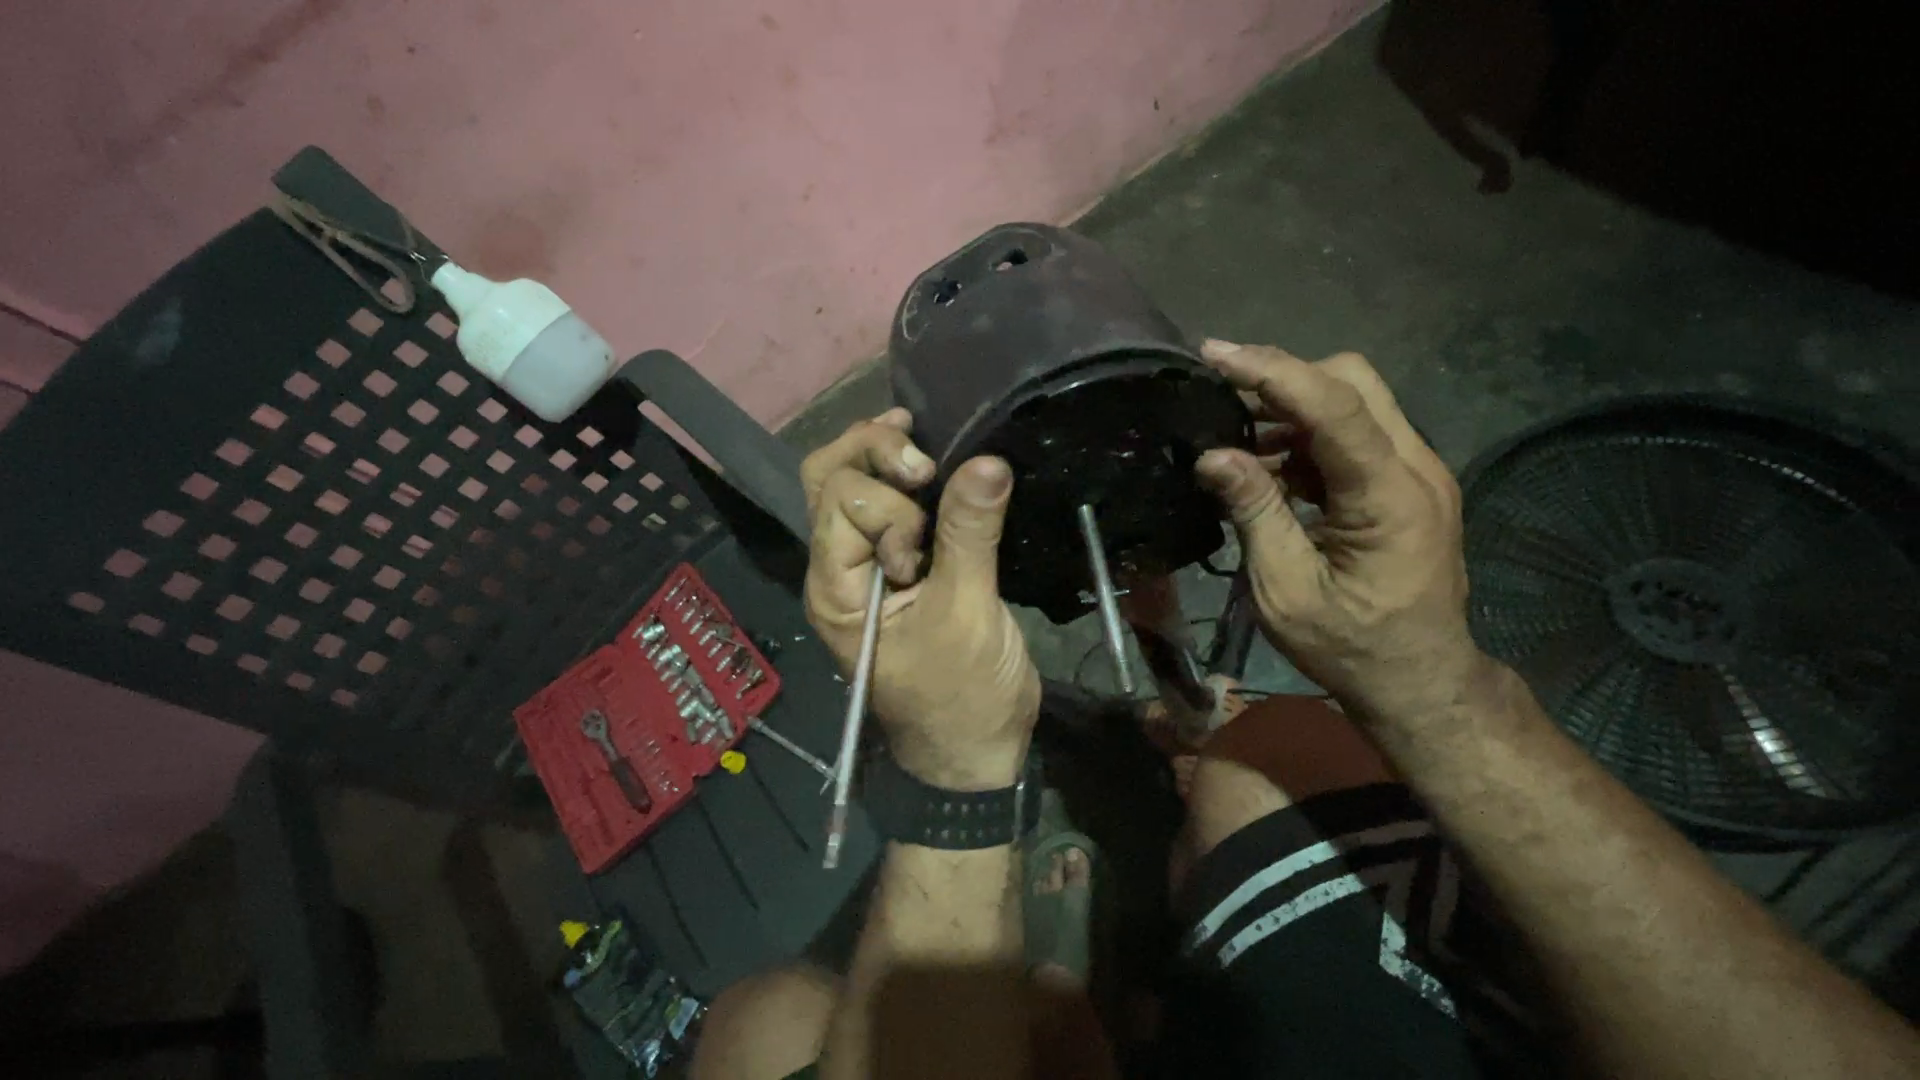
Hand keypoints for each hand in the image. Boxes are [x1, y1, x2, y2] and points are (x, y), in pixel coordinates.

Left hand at [801, 409, 1040, 789]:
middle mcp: (839, 570)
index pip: (839, 503)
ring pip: (852, 487)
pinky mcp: (901, 566)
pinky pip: (887, 507)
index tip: (925, 544)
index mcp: (836, 589)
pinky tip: (931, 461)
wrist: (976, 748)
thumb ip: (969, 536)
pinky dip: (903, 477)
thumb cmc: (963, 695)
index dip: (887, 505)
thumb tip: (988, 461)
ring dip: (881, 454)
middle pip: (829, 481)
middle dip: (873, 454)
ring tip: (919, 433)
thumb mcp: (967, 615)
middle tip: (925, 464)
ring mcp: (867, 567)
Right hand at [1194, 340, 1489, 726]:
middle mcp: (1415, 468)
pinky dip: (1306, 437)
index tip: (1214, 355)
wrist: (1420, 682)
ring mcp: (1418, 473)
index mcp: (1389, 497)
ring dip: (1291, 409)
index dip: (1272, 372)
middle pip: (1353, 382)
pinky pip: (1355, 435)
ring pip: (1354, 402)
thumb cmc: (1350, 648)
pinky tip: (1266, 469)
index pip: (1333, 406)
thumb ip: (1254, 514)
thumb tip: (1211, 455)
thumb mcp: (1286, 590)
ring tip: (1234, 442)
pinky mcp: (1407, 485)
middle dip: (1283, 379)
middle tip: (1222, 402)